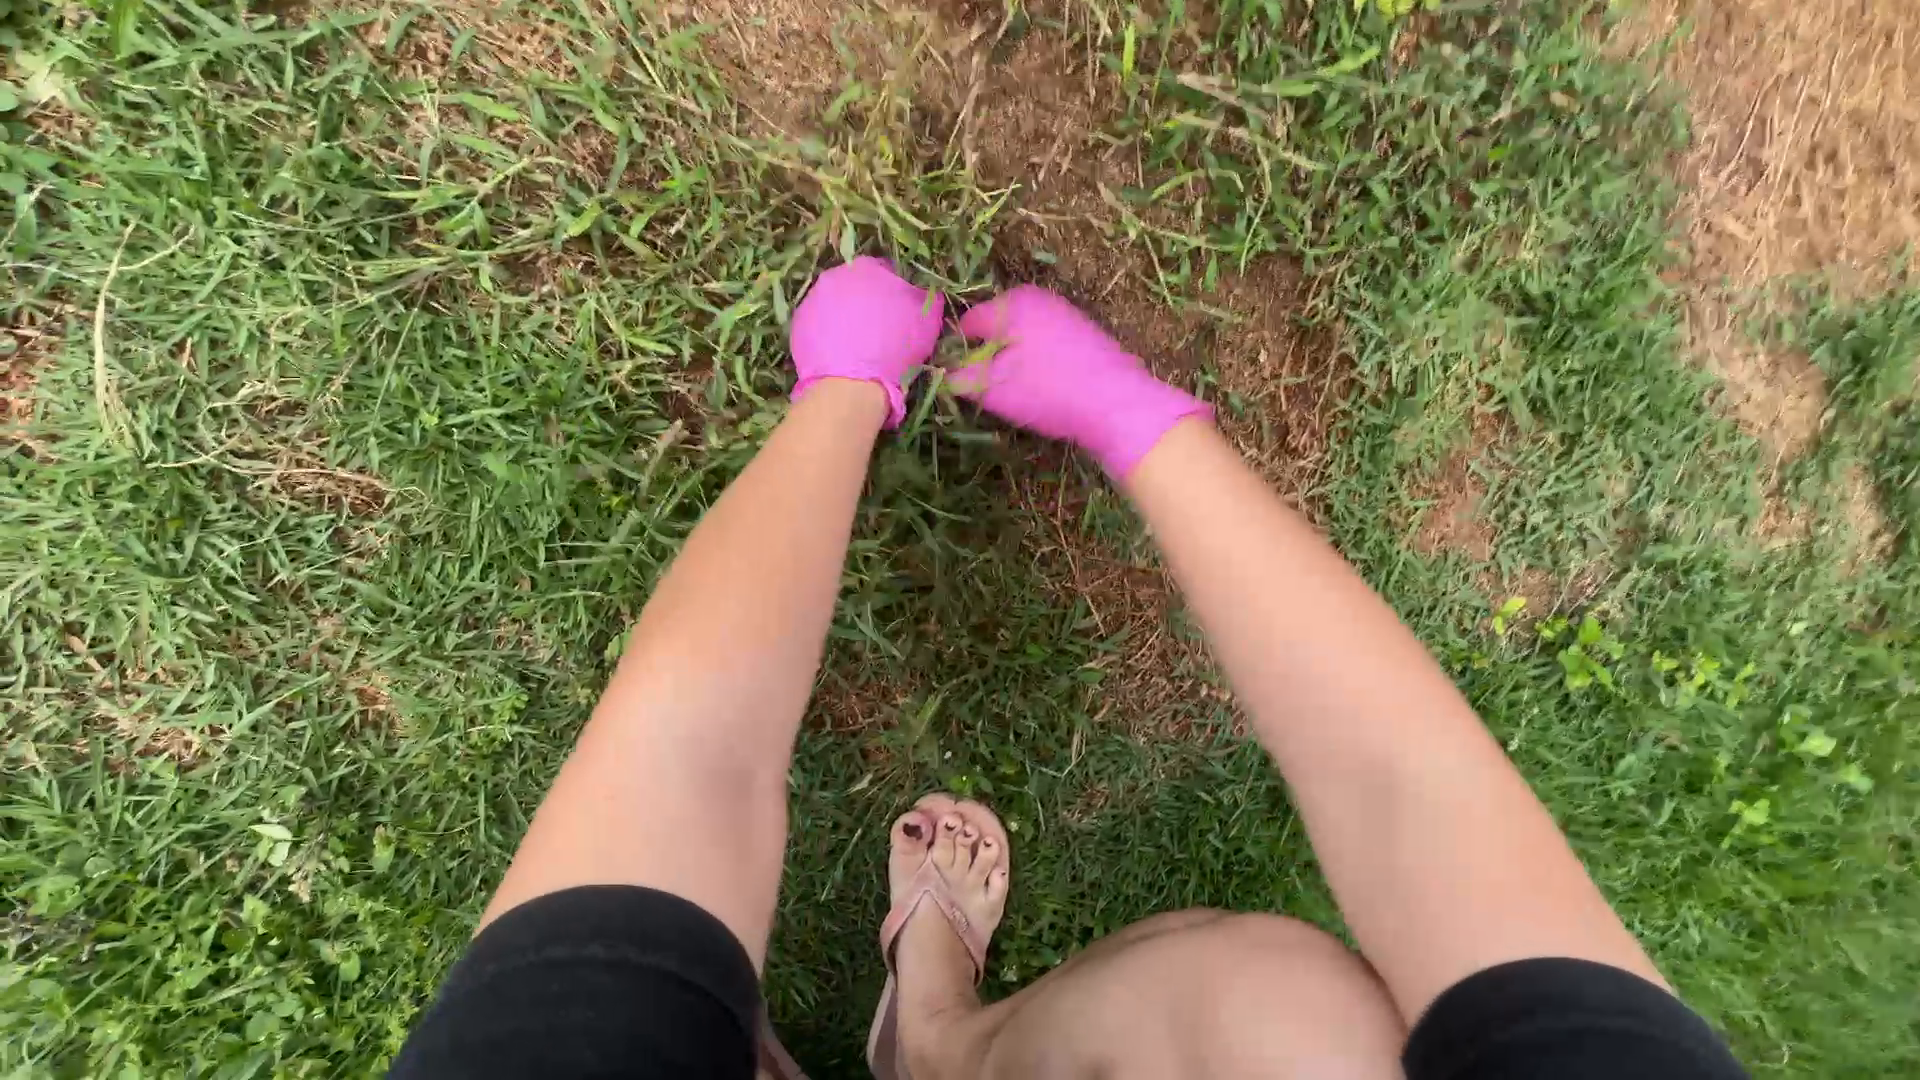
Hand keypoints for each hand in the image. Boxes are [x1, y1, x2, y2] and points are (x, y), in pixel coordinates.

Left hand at [790, 256, 943, 428]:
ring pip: (834, 307)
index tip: (900, 314)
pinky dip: (828, 339)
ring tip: (858, 349)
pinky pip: (818, 329)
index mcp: (867, 267)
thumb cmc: (895, 347)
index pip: (884, 271)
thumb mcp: (927, 320)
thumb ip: (926, 298)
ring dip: (845, 321)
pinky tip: (840, 358)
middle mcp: (835, 276)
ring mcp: (811, 301)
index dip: (894, 293)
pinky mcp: (797, 328)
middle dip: (866, 304)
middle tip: (879, 332)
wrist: (852, 385)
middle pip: (854, 287)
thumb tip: (926, 292)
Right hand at [957, 285, 1210, 475]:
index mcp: (1013, 302)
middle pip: (993, 330)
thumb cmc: (1050, 391)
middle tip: (987, 394)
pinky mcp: (1082, 338)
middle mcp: (1039, 299)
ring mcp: (1064, 316)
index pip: (965, 324)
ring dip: (1009, 367)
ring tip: (1016, 397)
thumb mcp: (994, 389)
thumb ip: (959, 377)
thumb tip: (939, 372)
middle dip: (984, 360)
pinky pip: (1042, 349)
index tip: (954, 383)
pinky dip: (1034, 368)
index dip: (954, 354)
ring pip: (1018, 341)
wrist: (1120, 405)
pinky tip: (1043, 393)